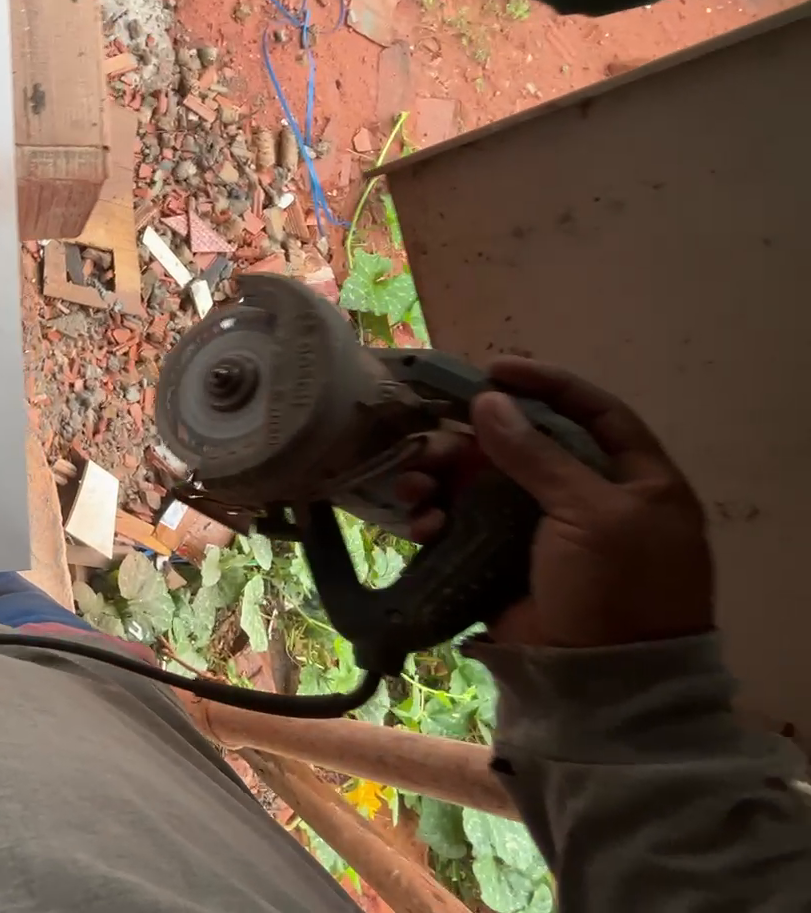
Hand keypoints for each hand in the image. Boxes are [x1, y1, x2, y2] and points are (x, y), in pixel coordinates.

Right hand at [395, 357, 713, 647]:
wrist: (595, 674)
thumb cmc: (616, 586)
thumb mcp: (590, 514)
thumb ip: (536, 455)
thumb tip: (486, 401)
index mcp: (630, 479)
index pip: (592, 411)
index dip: (545, 384)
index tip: (491, 370)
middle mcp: (580, 494)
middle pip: (515, 444)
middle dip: (464, 442)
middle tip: (426, 444)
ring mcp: (533, 524)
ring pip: (472, 480)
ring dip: (436, 480)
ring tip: (413, 492)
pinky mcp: (494, 552)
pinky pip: (454, 519)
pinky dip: (432, 518)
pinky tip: (421, 528)